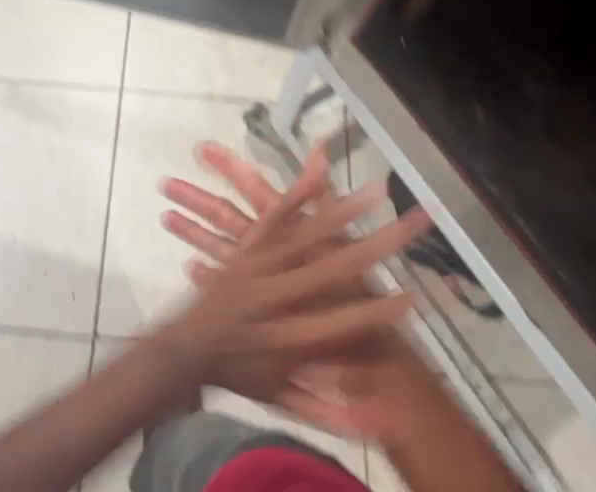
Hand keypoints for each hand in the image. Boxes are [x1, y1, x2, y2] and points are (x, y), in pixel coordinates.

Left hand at [161, 143, 444, 440]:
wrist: (182, 351)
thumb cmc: (238, 377)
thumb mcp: (280, 400)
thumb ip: (325, 412)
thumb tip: (373, 426)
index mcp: (290, 338)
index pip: (343, 325)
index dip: (378, 315)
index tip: (413, 299)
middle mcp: (278, 297)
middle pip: (336, 269)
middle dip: (380, 246)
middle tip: (413, 225)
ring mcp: (259, 268)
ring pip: (305, 235)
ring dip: (342, 212)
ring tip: (374, 193)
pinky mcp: (247, 250)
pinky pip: (272, 218)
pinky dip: (295, 195)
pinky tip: (318, 168)